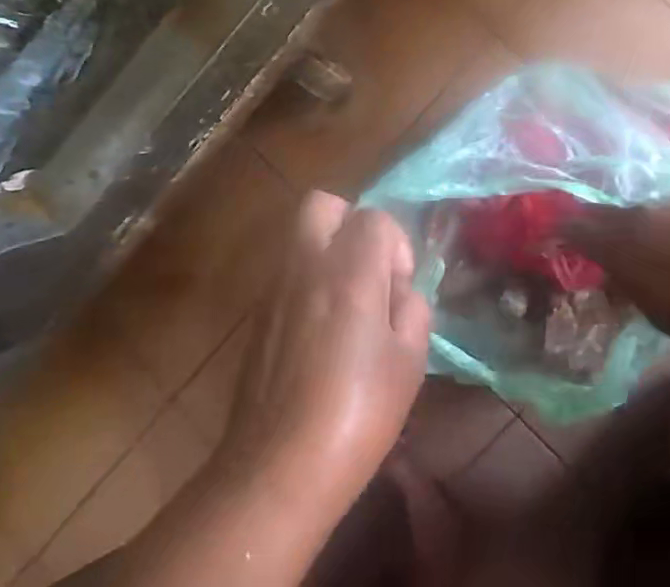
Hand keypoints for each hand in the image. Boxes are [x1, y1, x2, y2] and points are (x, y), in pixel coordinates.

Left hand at [215, 192, 430, 507]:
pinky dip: (307, 282)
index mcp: (350, 270)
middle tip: (368, 271)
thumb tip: (398, 292)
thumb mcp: (409, 362)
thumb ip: (412, 310)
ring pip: (300, 237)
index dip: (396, 246)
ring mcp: (275, 287)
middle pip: (323, 204)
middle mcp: (307, 265)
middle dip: (351, 224)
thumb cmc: (358, 413)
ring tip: (346, 305)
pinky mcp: (257, 313)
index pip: (374, 218)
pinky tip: (319, 333)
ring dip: (327, 252)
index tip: (399, 289)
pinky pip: (286, 273)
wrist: (279, 465)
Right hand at [567, 197, 669, 367]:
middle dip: (600, 228)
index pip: (574, 226)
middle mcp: (643, 211)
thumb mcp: (657, 312)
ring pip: (646, 211)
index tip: (554, 240)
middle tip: (603, 249)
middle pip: (609, 213)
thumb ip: (627, 285)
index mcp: (622, 241)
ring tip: (657, 251)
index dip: (561, 232)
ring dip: (643, 227)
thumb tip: (613, 274)